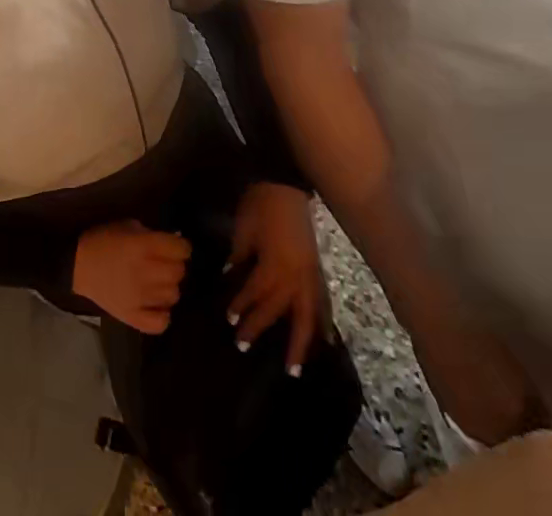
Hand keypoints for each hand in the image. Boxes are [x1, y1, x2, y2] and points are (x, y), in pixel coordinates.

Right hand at [72, 220, 190, 333]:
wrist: (76, 265)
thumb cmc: (103, 240)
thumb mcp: (128, 226)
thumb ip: (152, 233)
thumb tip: (174, 242)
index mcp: (144, 246)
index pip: (182, 249)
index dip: (181, 247)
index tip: (174, 247)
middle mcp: (145, 272)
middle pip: (179, 272)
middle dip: (175, 266)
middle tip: (164, 264)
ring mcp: (139, 297)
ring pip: (173, 295)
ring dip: (168, 288)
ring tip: (156, 283)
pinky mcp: (131, 316)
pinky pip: (160, 323)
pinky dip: (162, 315)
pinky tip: (155, 305)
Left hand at [226, 182, 325, 374]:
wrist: (285, 184)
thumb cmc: (259, 205)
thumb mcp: (243, 230)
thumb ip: (239, 257)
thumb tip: (230, 276)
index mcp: (274, 265)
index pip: (255, 293)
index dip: (241, 306)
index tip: (228, 319)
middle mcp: (294, 274)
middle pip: (279, 309)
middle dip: (260, 327)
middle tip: (243, 346)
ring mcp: (309, 271)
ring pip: (308, 313)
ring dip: (301, 341)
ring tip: (295, 368)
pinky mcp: (316, 266)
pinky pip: (321, 300)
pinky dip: (322, 321)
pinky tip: (323, 339)